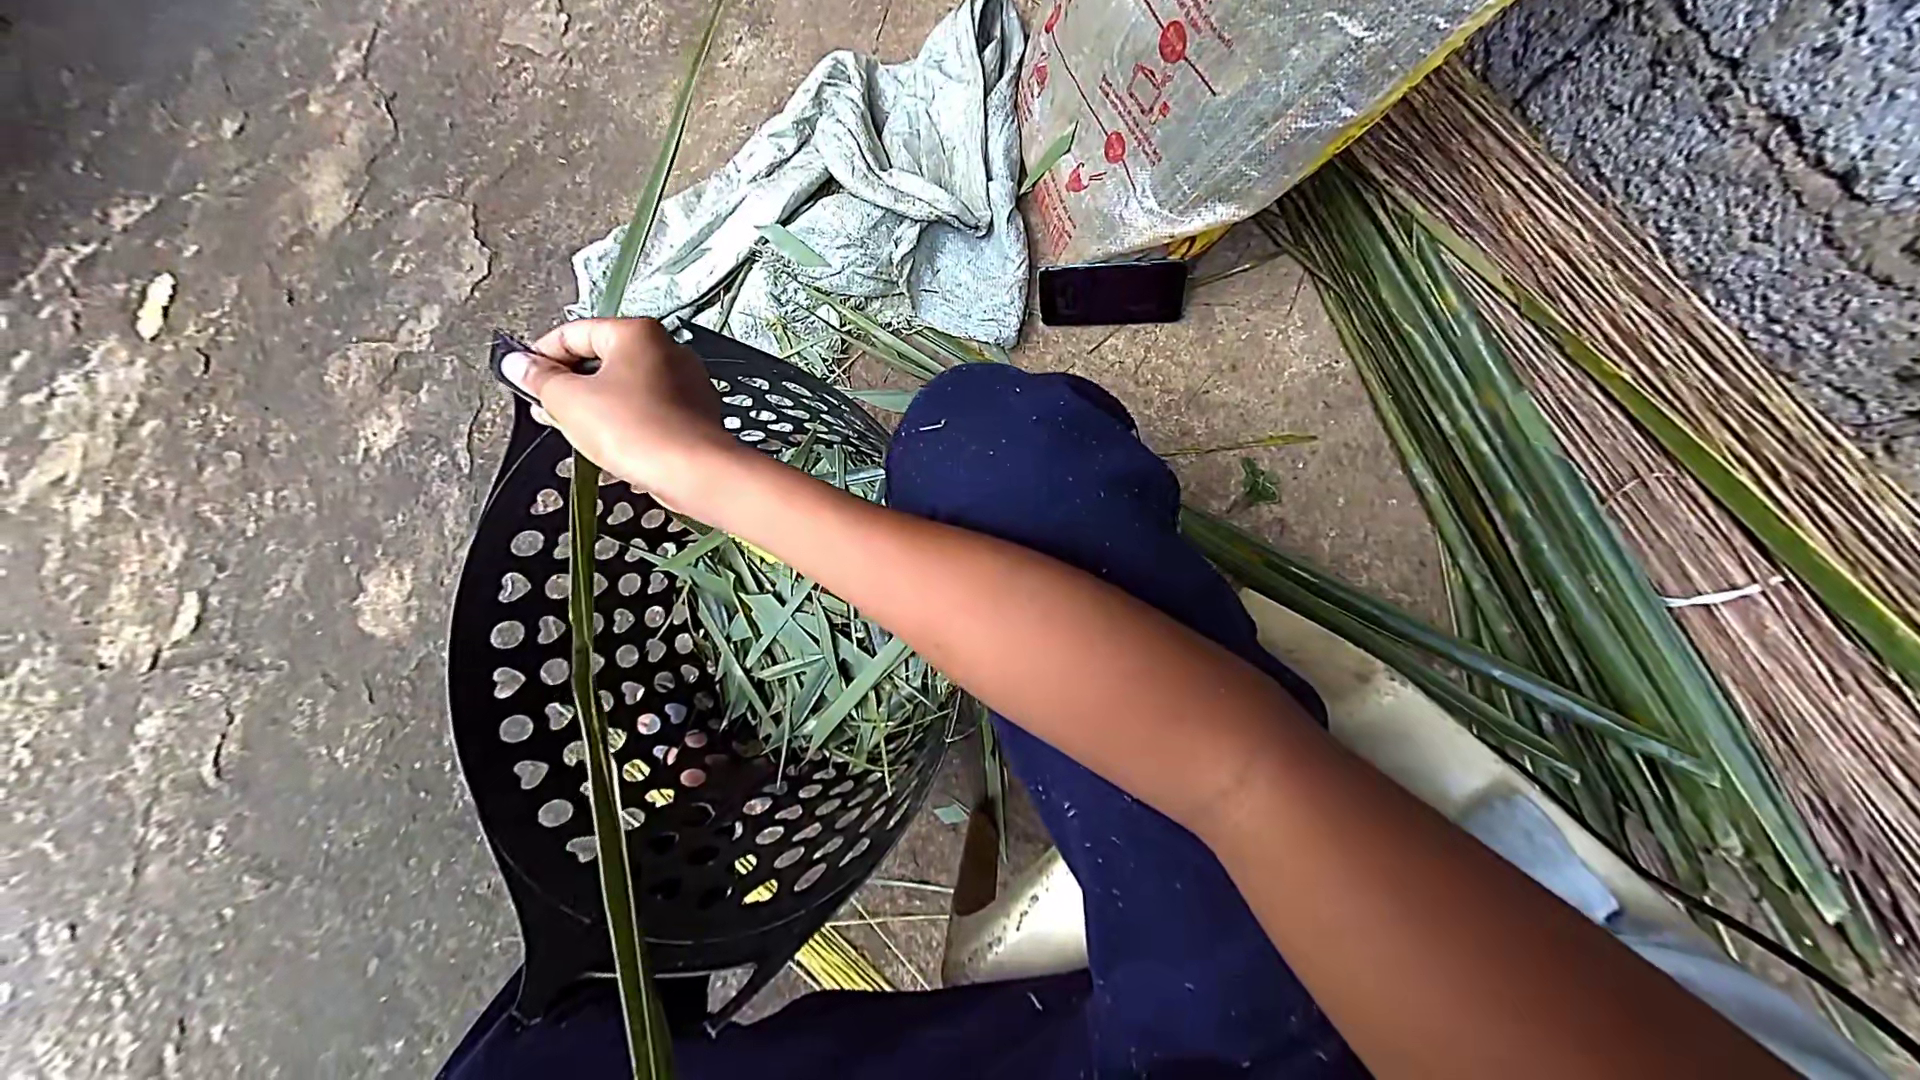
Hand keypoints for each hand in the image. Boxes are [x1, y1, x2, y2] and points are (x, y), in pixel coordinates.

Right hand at [499, 318, 744, 510]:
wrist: (693, 471)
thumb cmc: (638, 429)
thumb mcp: (569, 400)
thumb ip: (540, 379)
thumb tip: (519, 365)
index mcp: (639, 333)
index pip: (574, 333)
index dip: (542, 356)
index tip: (524, 377)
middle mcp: (670, 352)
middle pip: (604, 361)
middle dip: (571, 386)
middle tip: (549, 409)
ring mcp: (688, 385)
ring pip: (628, 389)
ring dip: (598, 408)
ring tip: (579, 432)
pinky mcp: (696, 416)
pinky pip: (651, 413)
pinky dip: (629, 424)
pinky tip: (615, 445)